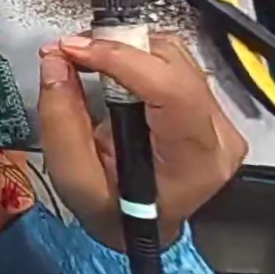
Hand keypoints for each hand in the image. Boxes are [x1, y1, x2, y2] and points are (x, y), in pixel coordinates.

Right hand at [36, 33, 247, 250]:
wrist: (135, 225)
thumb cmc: (108, 208)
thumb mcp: (72, 175)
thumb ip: (60, 119)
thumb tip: (55, 64)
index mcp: (193, 160)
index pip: (171, 91)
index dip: (119, 60)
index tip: (72, 50)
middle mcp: (219, 135)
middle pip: (174, 65)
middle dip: (114, 48)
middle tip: (67, 51)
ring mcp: (218, 119)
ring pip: (173, 56)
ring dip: (121, 48)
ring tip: (80, 57)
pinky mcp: (204, 106)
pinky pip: (171, 64)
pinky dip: (131, 55)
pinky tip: (102, 65)